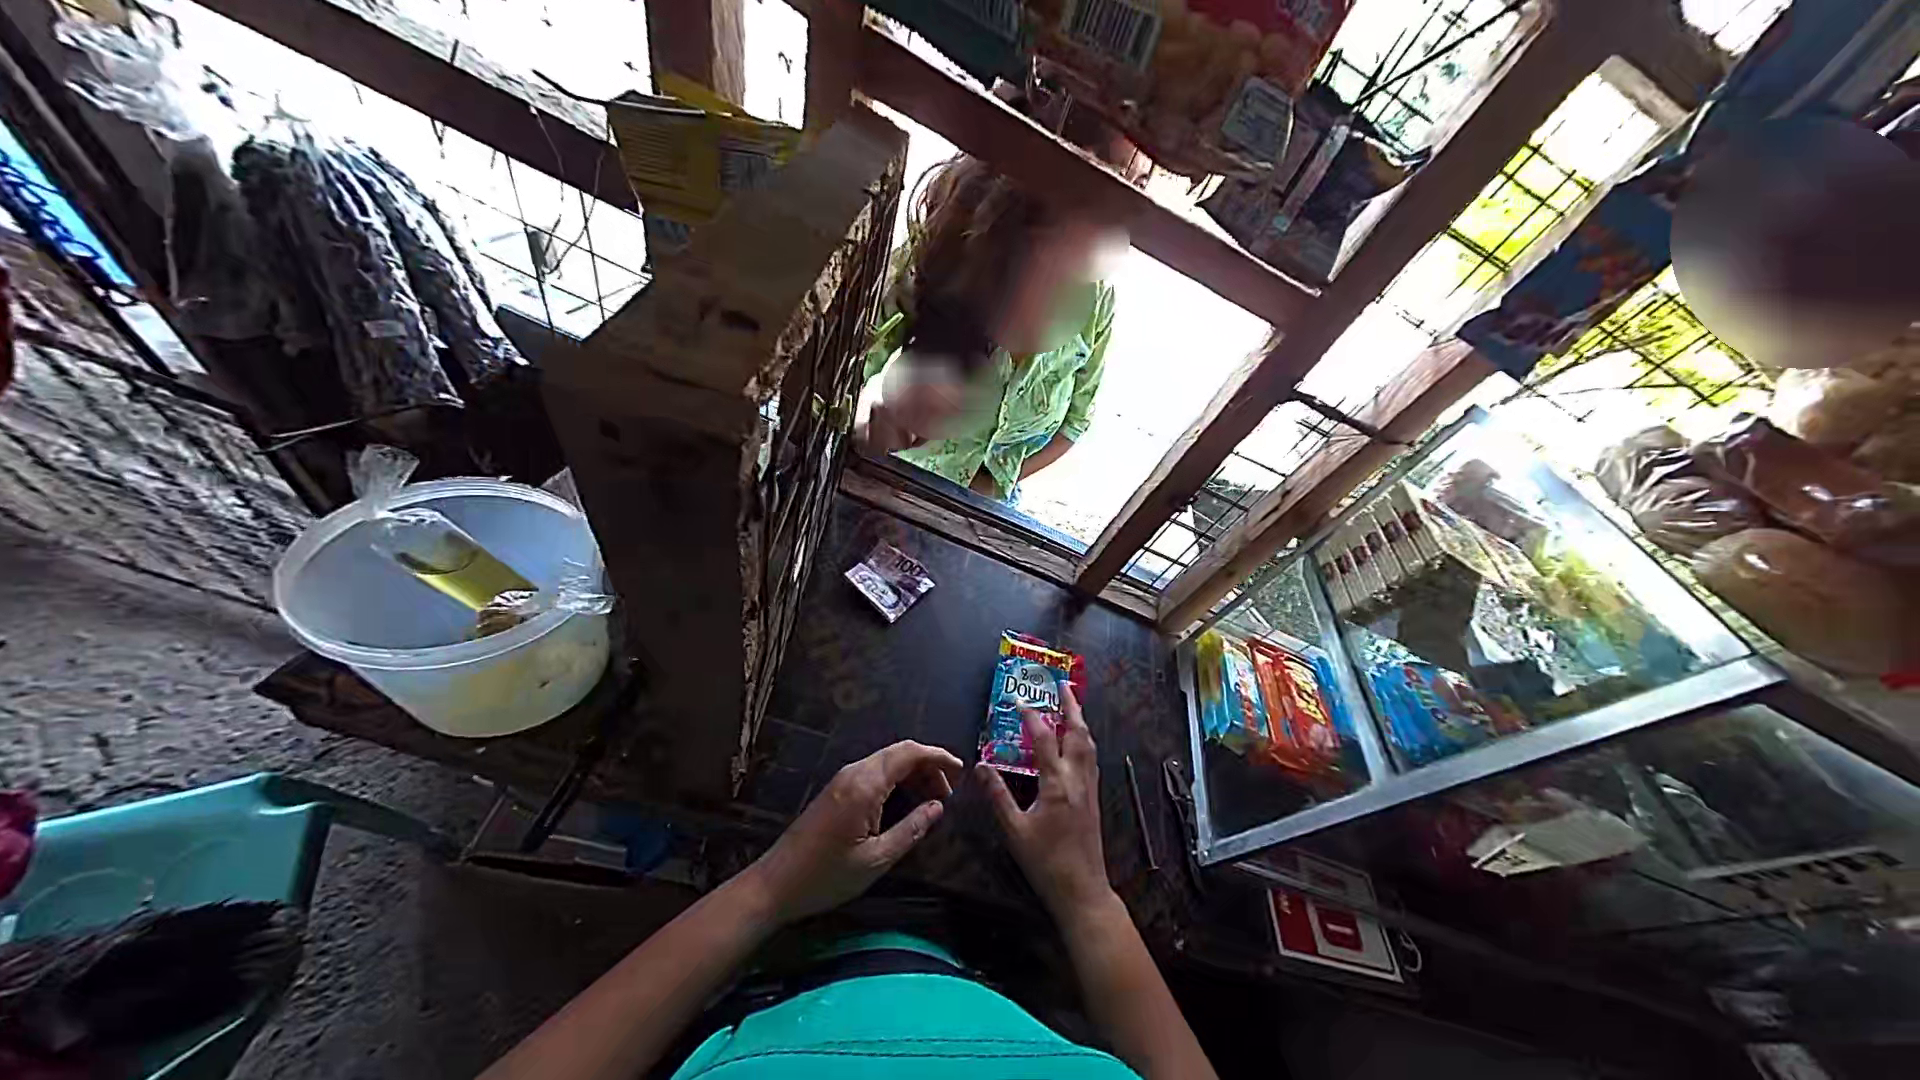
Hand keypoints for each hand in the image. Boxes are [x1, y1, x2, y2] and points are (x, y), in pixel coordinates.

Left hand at [747, 740, 962, 923]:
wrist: (776, 884)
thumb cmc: (827, 876)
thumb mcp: (877, 859)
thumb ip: (911, 829)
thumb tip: (937, 807)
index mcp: (865, 784)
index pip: (909, 753)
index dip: (938, 756)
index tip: (961, 771)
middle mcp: (854, 772)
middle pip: (900, 752)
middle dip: (929, 766)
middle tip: (949, 794)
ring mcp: (843, 779)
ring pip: (887, 761)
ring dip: (913, 773)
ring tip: (932, 801)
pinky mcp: (837, 790)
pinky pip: (874, 772)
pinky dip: (897, 779)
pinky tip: (906, 802)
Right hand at [978, 686, 1112, 915]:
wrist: (1082, 891)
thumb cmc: (1046, 862)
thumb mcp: (1014, 830)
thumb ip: (998, 796)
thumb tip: (981, 767)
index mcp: (1057, 785)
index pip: (1044, 739)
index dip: (1032, 716)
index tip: (1020, 699)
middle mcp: (1077, 780)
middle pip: (1078, 733)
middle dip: (1070, 706)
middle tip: (1062, 684)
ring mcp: (1089, 788)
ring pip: (1089, 745)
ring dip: (1080, 721)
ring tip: (1071, 704)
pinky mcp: (1094, 798)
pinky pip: (1092, 759)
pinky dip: (1084, 741)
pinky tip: (1079, 742)